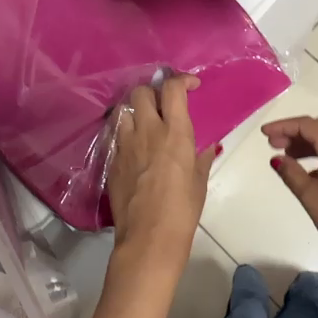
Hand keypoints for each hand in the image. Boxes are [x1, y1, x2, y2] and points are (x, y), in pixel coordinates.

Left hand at [106, 74, 216, 270]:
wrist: (148, 238)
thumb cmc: (183, 210)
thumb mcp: (199, 181)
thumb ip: (200, 158)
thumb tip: (205, 148)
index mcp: (175, 132)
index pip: (173, 89)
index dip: (181, 79)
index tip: (190, 85)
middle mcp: (147, 130)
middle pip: (141, 92)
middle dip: (153, 91)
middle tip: (162, 103)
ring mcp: (125, 144)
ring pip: (123, 110)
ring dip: (134, 109)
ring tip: (144, 120)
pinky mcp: (112, 160)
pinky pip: (116, 134)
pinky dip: (125, 132)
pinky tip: (133, 145)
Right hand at [264, 117, 317, 278]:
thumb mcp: (310, 196)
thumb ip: (291, 173)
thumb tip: (277, 159)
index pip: (307, 125)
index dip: (283, 126)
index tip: (265, 133)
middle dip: (296, 133)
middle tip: (274, 144)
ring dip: (309, 144)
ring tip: (288, 157)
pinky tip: (310, 172)